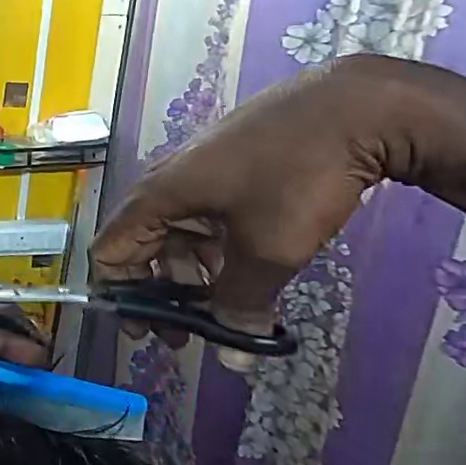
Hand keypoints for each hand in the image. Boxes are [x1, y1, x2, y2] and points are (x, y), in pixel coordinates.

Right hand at [92, 55, 434, 356]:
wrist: (357, 106)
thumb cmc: (296, 176)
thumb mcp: (269, 250)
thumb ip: (241, 302)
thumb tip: (232, 358)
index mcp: (155, 199)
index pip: (109, 253)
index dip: (120, 296)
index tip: (148, 333)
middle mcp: (165, 187)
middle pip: (142, 249)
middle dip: (161, 295)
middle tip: (189, 334)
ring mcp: (197, 178)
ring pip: (178, 238)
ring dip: (194, 278)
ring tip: (229, 310)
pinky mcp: (228, 173)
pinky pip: (206, 223)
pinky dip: (217, 255)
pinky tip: (248, 273)